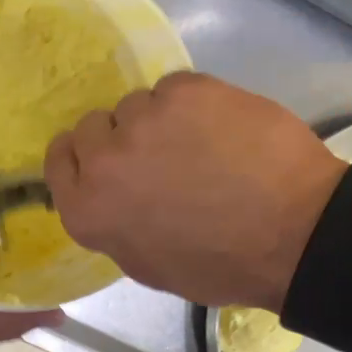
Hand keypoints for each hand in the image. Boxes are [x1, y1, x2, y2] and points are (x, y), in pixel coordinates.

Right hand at [45, 72, 346, 311]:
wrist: (293, 234)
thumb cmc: (217, 264)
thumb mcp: (142, 263)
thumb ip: (110, 219)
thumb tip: (110, 191)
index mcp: (86, 210)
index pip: (58, 158)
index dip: (82, 156)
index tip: (106, 160)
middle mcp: (102, 161)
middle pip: (93, 126)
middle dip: (119, 137)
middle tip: (158, 156)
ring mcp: (144, 121)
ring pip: (137, 104)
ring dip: (159, 120)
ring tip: (198, 143)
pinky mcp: (188, 92)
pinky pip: (175, 87)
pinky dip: (194, 103)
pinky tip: (221, 128)